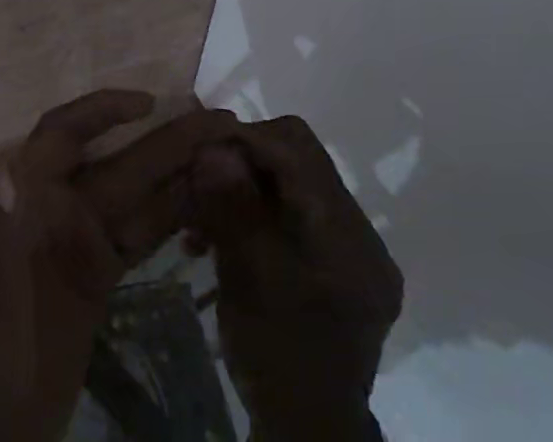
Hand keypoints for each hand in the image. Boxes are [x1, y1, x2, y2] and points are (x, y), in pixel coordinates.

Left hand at [0, 90, 239, 441]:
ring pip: (133, 195)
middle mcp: (50, 208)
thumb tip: (12, 170)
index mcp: (18, 198)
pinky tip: (207, 199)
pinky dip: (170, 215)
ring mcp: (76, 240)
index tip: (145, 103)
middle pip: (113, 164)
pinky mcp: (96, 272)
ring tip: (230, 152)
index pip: (58, 137)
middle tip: (220, 121)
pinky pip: (138, 233)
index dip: (98, 112)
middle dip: (164, 141)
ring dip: (177, 173)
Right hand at [190, 117, 402, 440]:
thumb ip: (233, 208)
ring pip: (289, 184)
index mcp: (345, 234)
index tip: (196, 146)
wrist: (308, 429)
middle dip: (241, 160)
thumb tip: (213, 145)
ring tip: (198, 218)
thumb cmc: (278, 354)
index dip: (244, 139)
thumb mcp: (249, 279)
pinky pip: (288, 214)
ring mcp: (346, 250)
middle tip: (196, 181)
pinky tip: (215, 238)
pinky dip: (251, 213)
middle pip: (298, 160)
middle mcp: (357, 233)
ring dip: (241, 188)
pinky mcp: (331, 265)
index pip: (297, 152)